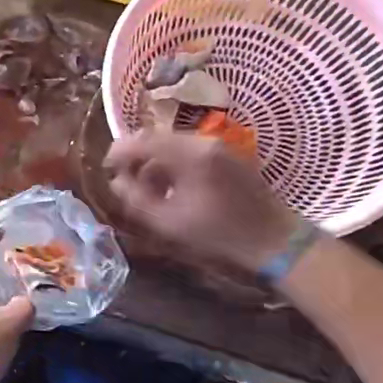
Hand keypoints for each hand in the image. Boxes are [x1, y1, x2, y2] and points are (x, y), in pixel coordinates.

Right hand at [104, 131, 302, 272]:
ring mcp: (219, 147)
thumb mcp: (168, 223)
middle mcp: (204, 142)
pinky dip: (173, 164)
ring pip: (172, 145)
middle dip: (136, 159)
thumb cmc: (219, 236)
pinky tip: (172, 188)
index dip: (118, 153)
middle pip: (156, 139)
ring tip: (148, 190)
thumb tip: (116, 181)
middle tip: (125, 182)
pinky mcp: (229, 156)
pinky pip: (190, 151)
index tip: (106, 170)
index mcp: (189, 155)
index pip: (140, 140)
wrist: (277, 243)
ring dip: (154, 163)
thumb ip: (135, 199)